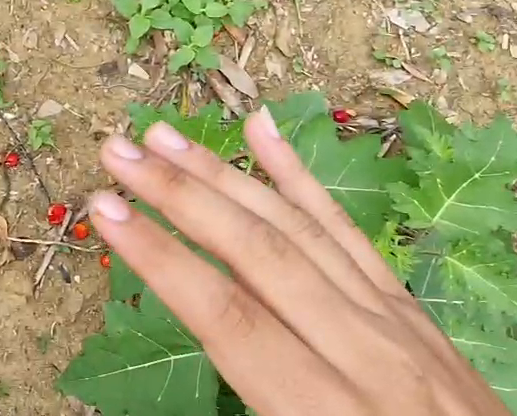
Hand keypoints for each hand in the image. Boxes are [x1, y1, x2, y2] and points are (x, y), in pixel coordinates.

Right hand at [89, 106, 508, 415]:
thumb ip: (253, 406)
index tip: (104, 209)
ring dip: (223, 174)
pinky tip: (263, 129)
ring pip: (298, 229)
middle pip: (259, 254)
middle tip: (116, 149)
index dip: (161, 258)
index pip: (230, 319)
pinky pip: (349, 233)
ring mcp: (398, 327)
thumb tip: (199, 333)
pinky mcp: (413, 313)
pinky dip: (301, 178)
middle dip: (179, 195)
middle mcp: (370, 357)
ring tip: (162, 134)